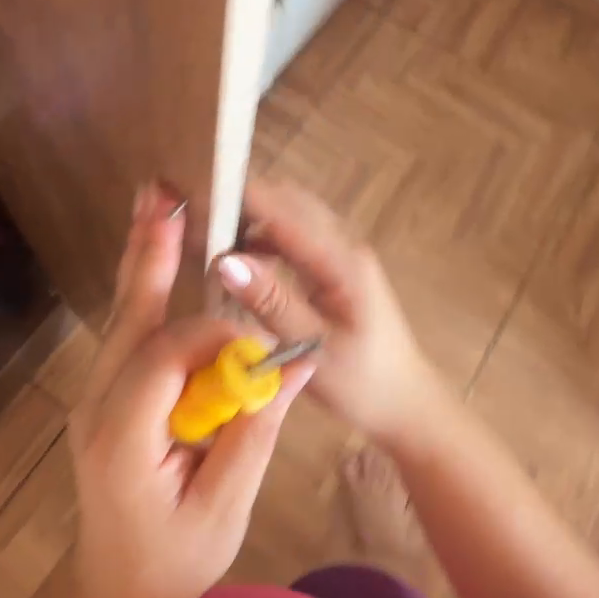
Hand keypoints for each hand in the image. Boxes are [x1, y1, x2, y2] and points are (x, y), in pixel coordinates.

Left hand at [65, 185, 313, 597]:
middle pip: (128, 317)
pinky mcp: (107, 391)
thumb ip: (254, 432)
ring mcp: (95, 393)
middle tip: (163, 198)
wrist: (115, 588)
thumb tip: (294, 365)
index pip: (165, 359)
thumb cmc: (174, 559)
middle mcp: (97, 403)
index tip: (257, 348)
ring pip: (123, 316)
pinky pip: (128, 332)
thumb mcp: (224, 508)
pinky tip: (155, 253)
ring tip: (157, 206)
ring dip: (144, 260)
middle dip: (150, 256)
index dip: (213, 337)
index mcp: (123, 437)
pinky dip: (144, 289)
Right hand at [214, 177, 444, 445]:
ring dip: (252, 215)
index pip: (283, 209)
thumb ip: (270, 302)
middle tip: (194, 212)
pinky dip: (264, 235)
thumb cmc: (361, 383)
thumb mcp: (312, 348)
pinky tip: (239, 257)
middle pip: (287, 200)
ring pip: (291, 213)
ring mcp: (341, 251)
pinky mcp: (334, 265)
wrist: (404, 403)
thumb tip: (224, 261)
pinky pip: (295, 234)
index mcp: (341, 259)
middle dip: (242, 198)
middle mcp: (343, 243)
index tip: (195, 193)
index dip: (239, 196)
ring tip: (208, 231)